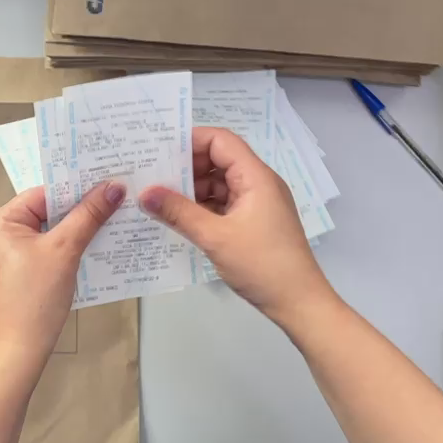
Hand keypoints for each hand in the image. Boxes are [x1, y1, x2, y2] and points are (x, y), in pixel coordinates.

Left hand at [0, 181, 123, 358]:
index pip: (46, 192)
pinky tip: (101, 241)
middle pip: (51, 208)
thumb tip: (115, 186)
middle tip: (119, 193)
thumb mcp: (65, 250)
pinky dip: (75, 243)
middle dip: (83, 205)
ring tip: (116, 214)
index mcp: (3, 220)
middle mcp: (4, 230)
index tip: (110, 179)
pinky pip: (54, 245)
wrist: (22, 346)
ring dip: (82, 225)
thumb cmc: (36, 296)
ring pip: (55, 227)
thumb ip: (89, 215)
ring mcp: (15, 250)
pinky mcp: (26, 267)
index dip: (78, 186)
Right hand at [141, 127, 335, 321]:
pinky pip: (223, 204)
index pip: (220, 141)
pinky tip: (177, 218)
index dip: (190, 140)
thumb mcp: (214, 237)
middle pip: (218, 160)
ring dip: (191, 190)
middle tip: (150, 175)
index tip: (158, 150)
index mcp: (255, 176)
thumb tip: (145, 193)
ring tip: (158, 199)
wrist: (298, 302)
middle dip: (185, 167)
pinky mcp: (253, 222)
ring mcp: (256, 203)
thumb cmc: (261, 263)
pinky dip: (201, 208)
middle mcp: (258, 183)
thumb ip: (178, 212)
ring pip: (218, 184)